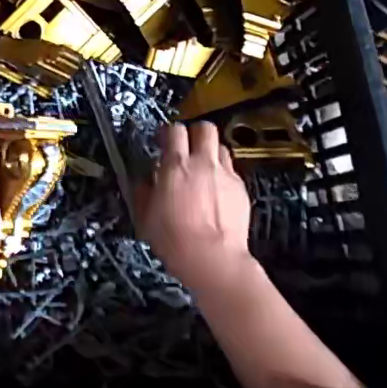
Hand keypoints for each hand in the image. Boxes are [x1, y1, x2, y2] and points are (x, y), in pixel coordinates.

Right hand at [135, 122, 258, 295]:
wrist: (213, 260)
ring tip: (203, 168)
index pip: (175, 130)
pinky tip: (216, 191)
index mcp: (176, 166)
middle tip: (187, 147)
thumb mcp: (146, 217)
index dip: (168, 132)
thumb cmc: (175, 240)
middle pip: (205, 128)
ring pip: (221, 147)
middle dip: (195, 132)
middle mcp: (203, 164)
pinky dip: (223, 174)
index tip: (163, 141)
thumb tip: (144, 181)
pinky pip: (232, 171)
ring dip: (211, 152)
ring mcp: (226, 175)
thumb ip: (144, 192)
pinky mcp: (241, 190)